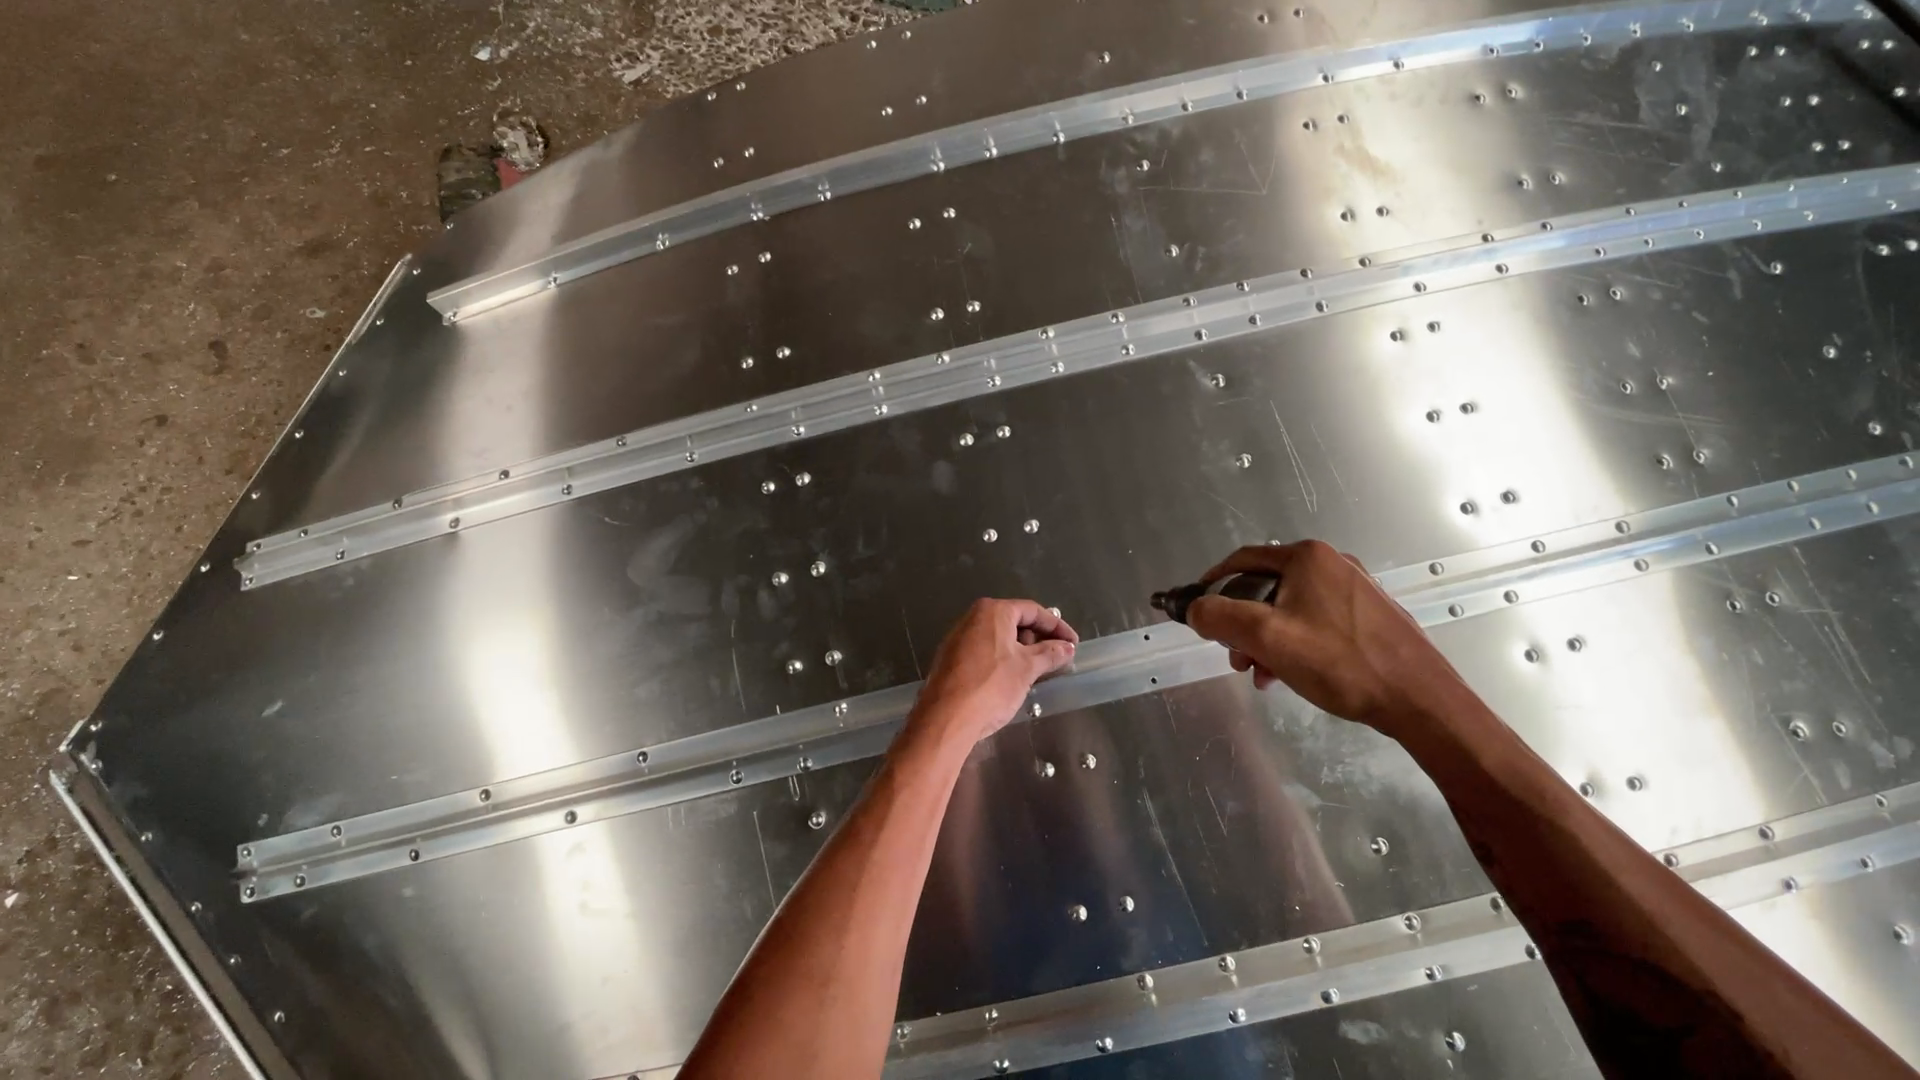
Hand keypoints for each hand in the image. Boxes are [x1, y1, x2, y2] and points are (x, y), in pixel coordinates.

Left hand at [911, 599, 1078, 744]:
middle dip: (1038, 638)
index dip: (1056, 626)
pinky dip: (1002, 660)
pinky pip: (984, 652)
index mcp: (992, 612)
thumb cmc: (991, 686)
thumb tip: (1066, 647)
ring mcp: (958, 639)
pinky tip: (1012, 679)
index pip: (1032, 610)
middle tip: (1056, 657)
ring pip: (998, 638)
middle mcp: (972, 619)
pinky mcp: (950, 660)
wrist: (946, 719)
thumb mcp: (1026, 669)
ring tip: (1038, 670)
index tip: (1073, 643)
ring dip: (1021, 651)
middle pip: (1013, 621)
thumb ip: (1049, 654)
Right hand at [1186, 541, 1472, 737]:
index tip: (1196, 611)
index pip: (1240, 561)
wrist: (1419, 699)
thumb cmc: (1339, 662)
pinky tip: (1291, 675)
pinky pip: (1315, 622)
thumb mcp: (1266, 638)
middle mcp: (1333, 563)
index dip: (1211, 584)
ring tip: (1264, 674)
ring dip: (1267, 639)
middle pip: (1265, 588)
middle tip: (1236, 658)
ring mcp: (1355, 589)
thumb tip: (1192, 607)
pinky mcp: (1370, 616)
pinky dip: (1295, 644)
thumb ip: (1218, 616)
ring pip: (1289, 608)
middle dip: (1242, 624)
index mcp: (1307, 557)